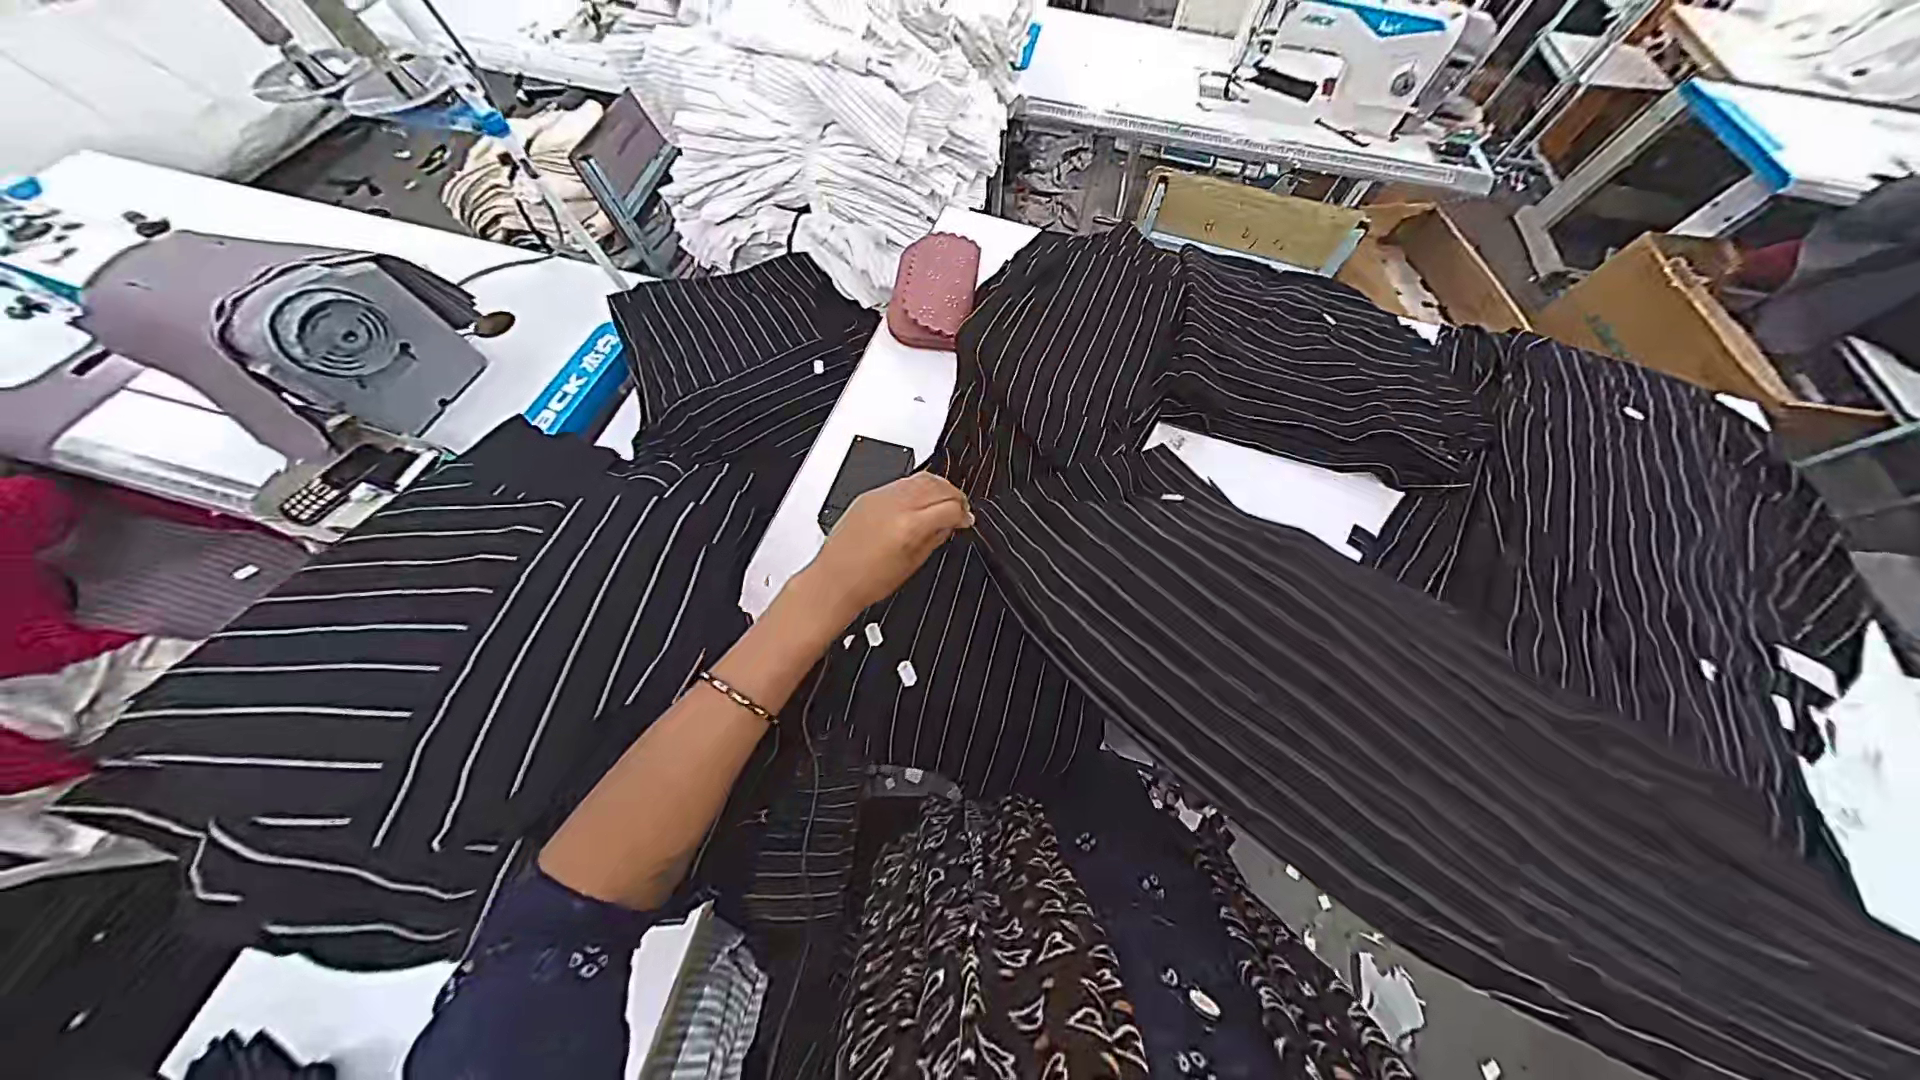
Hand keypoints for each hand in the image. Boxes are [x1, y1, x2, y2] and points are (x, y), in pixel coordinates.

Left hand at [791, 472, 972, 623]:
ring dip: (939, 487)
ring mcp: (881, 497)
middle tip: (960, 510)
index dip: (964, 514)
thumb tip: (950, 524)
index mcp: (909, 525)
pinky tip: (921, 501)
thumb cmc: (867, 581)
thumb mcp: (913, 563)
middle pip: (940, 486)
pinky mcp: (870, 495)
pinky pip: (902, 482)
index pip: (950, 507)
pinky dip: (918, 487)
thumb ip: (936, 537)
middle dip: (956, 497)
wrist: (834, 581)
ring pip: (922, 477)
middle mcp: (896, 505)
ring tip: (943, 503)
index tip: (966, 521)